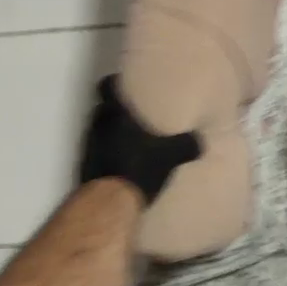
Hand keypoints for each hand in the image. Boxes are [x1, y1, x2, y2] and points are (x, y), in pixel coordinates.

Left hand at [78, 76, 201, 204]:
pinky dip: (107, 155)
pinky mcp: (85, 167)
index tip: (124, 83)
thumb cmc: (140, 167)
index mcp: (116, 113)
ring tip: (130, 140)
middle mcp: (98, 124)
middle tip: (133, 114)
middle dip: (116, 110)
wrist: (110, 202)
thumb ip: (186, 145)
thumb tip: (200, 141)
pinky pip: (96, 153)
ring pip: (98, 131)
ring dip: (110, 134)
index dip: (113, 83)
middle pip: (102, 108)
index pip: (106, 86)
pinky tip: (122, 164)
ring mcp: (88, 146)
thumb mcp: (170, 156)